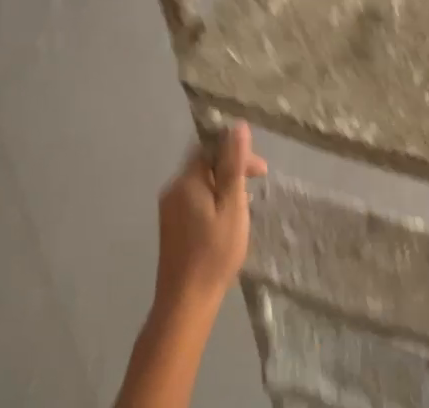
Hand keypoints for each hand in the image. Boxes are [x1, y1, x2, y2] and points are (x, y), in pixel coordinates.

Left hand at [154, 123, 268, 311]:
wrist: (185, 301)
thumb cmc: (215, 252)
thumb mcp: (232, 205)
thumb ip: (233, 165)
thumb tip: (237, 127)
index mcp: (186, 182)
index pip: (210, 148)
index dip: (236, 151)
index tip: (260, 171)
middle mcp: (172, 190)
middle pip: (204, 163)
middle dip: (233, 167)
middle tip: (258, 184)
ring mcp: (169, 209)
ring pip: (200, 182)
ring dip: (225, 184)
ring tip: (246, 202)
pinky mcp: (171, 226)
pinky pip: (195, 198)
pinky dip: (214, 198)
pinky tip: (227, 217)